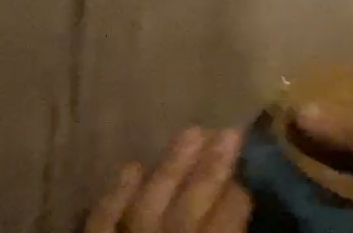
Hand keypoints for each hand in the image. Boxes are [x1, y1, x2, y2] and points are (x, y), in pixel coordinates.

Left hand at [87, 127, 252, 232]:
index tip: (250, 167)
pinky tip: (131, 167)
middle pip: (191, 201)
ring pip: (149, 200)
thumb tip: (241, 202)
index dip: (239, 191)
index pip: (228, 216)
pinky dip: (115, 194)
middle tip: (230, 129)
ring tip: (192, 130)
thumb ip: (229, 230)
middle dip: (212, 164)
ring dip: (171, 165)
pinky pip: (102, 220)